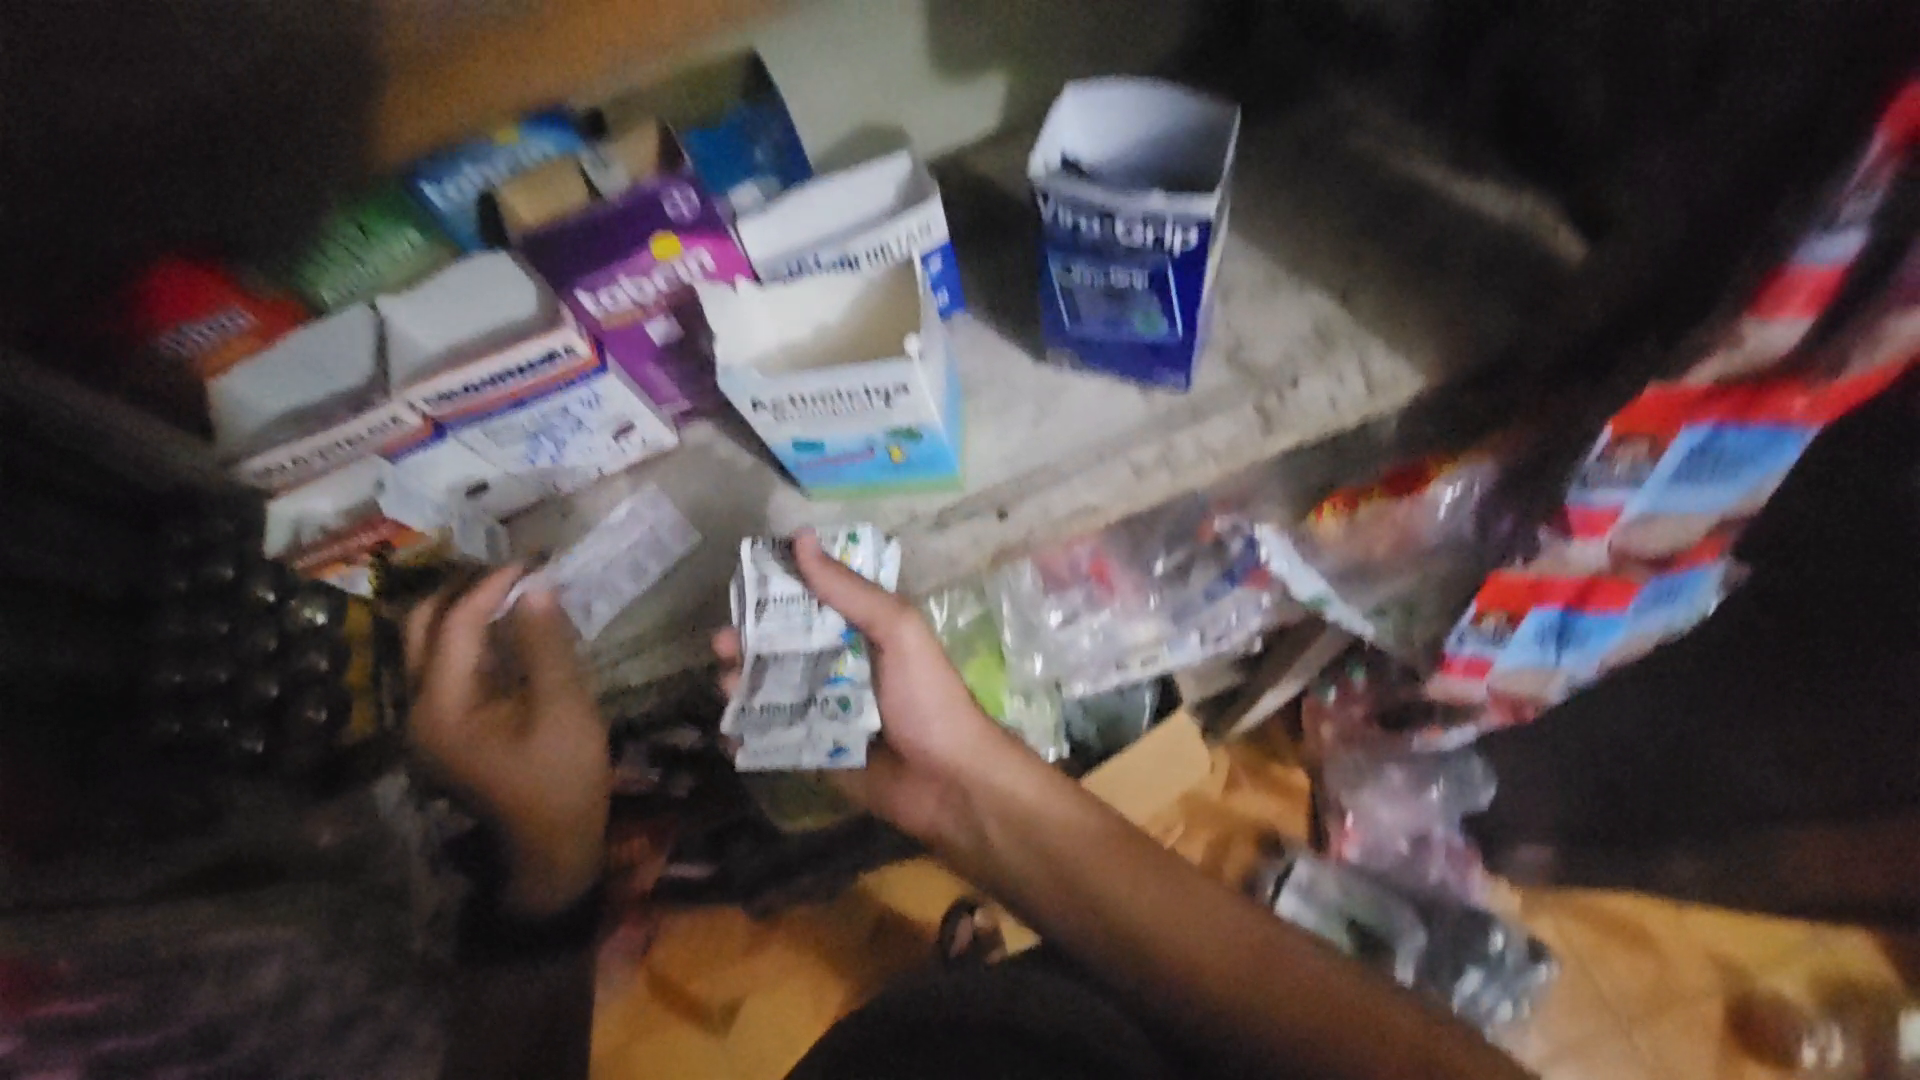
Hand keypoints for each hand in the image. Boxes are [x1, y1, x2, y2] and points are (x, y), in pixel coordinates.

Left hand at [406, 566, 610, 915]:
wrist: (551, 847)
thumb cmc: (562, 780)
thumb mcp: (565, 710)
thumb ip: (546, 647)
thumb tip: (538, 589)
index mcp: (443, 706)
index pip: (456, 625)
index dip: (492, 586)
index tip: (533, 562)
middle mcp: (419, 709)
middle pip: (421, 629)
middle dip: (464, 591)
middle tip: (515, 572)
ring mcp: (429, 721)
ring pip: (430, 646)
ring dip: (467, 613)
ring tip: (515, 592)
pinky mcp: (448, 728)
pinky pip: (449, 668)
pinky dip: (475, 640)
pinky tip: (513, 632)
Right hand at [712, 530, 1022, 845]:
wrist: (948, 781)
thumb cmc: (927, 697)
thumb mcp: (896, 630)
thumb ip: (850, 590)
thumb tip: (802, 539)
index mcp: (861, 632)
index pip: (811, 603)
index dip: (775, 594)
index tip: (742, 585)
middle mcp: (840, 667)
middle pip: (783, 648)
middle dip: (748, 643)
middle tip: (721, 643)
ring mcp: (826, 711)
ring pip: (773, 692)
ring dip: (742, 686)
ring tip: (723, 684)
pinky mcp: (816, 753)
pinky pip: (775, 739)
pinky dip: (749, 736)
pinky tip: (727, 734)